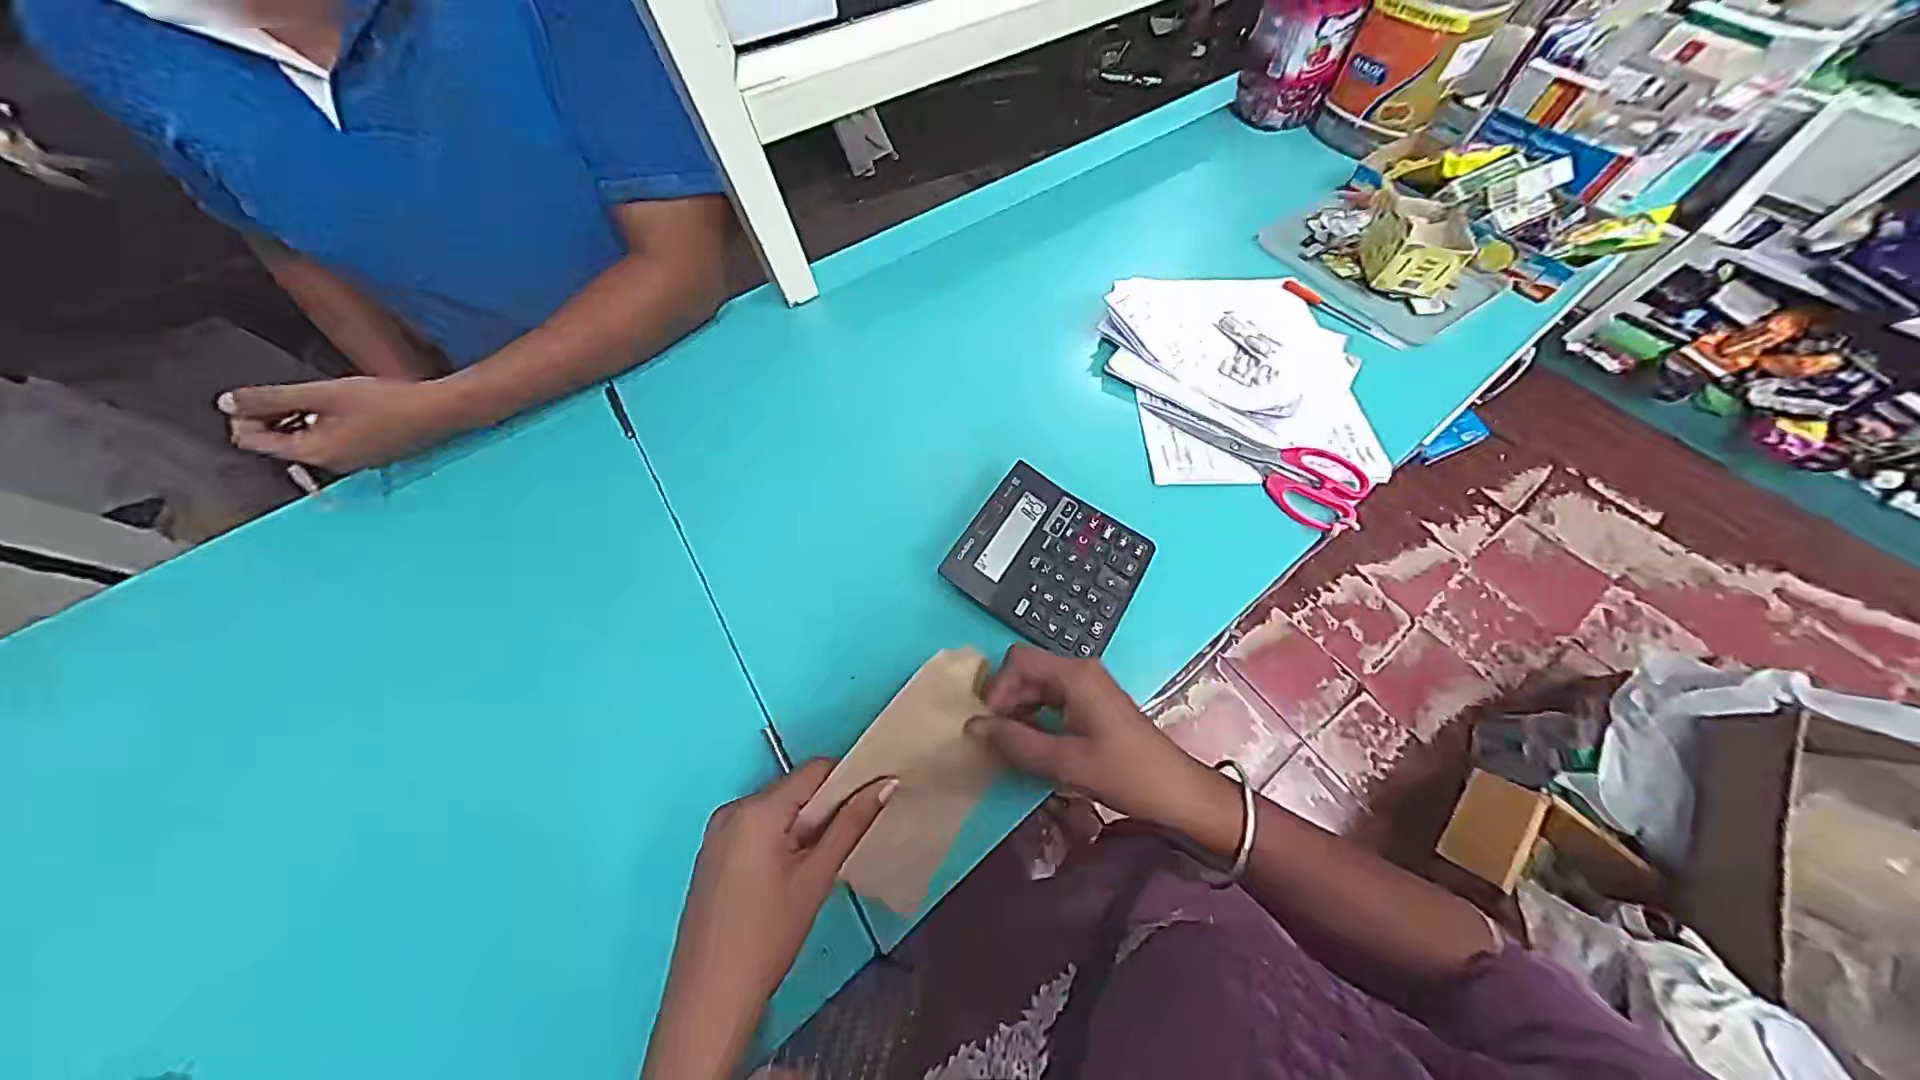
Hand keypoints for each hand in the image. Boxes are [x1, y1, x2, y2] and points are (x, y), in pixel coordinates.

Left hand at [217, 377, 471, 471]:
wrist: (437, 411)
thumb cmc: (388, 403)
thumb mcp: (321, 393)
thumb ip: (269, 398)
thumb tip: (228, 403)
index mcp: (314, 453)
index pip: (251, 441)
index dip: (245, 415)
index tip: (259, 396)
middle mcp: (332, 464)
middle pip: (280, 443)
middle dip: (277, 418)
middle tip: (298, 395)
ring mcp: (354, 462)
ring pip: (308, 442)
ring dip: (305, 421)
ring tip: (327, 400)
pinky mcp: (371, 455)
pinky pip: (334, 444)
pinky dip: (331, 427)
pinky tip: (349, 410)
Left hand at [643, 760, 894, 1079]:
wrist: (709, 999)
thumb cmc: (768, 936)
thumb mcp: (817, 876)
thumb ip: (851, 823)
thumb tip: (885, 785)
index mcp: (756, 810)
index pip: (815, 771)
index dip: (848, 780)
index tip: (871, 799)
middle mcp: (732, 809)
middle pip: (794, 788)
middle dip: (825, 806)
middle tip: (849, 836)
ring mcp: (717, 831)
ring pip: (776, 808)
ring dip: (803, 822)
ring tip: (820, 860)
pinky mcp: (711, 852)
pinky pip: (756, 826)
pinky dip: (780, 836)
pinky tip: (791, 871)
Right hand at [967, 645, 1236, 849]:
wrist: (1178, 792)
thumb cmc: (1126, 773)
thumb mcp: (1065, 762)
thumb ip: (1017, 742)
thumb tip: (974, 726)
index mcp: (1075, 676)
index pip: (1019, 661)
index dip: (997, 688)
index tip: (988, 722)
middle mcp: (1080, 673)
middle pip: (1027, 671)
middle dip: (1005, 700)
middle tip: (994, 736)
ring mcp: (1088, 687)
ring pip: (1037, 686)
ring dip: (1018, 710)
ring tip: (1009, 744)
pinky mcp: (1093, 704)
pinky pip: (1052, 700)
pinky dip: (1035, 717)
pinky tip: (1032, 744)